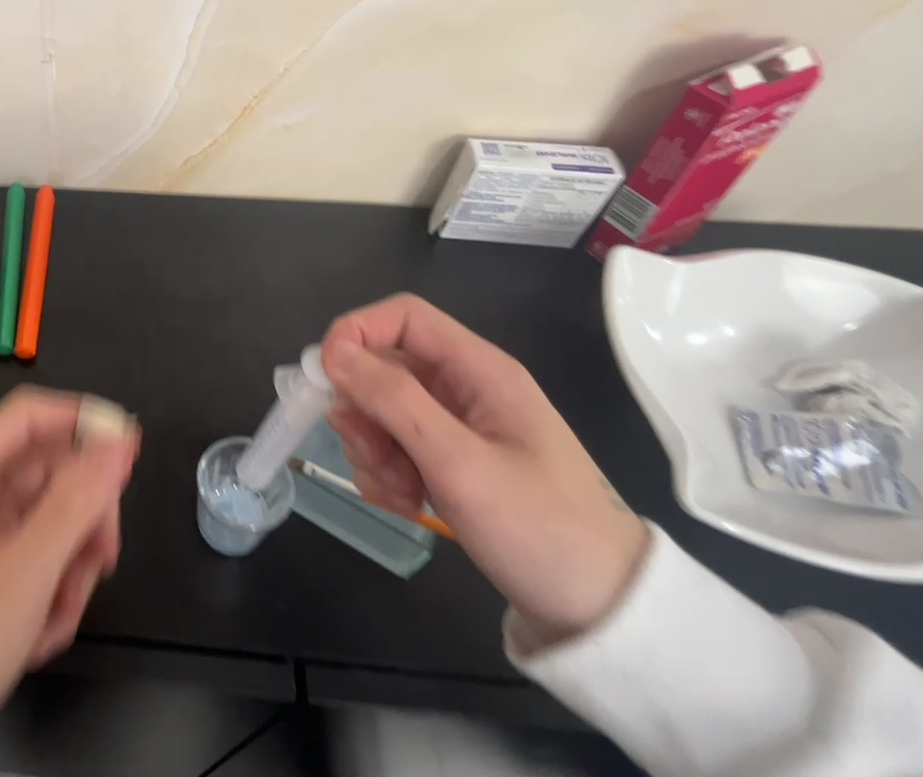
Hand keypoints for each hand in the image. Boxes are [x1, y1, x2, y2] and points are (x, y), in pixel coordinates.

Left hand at [0, 387, 139, 771]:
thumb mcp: (26, 572)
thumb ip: (78, 502)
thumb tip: (121, 439)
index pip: (30, 414)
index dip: (84, 421)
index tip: (130, 450)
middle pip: (52, 468)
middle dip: (82, 519)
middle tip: (101, 563)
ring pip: (56, 512)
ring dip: (71, 562)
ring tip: (58, 614)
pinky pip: (43, 546)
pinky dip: (55, 582)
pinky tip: (44, 625)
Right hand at [321, 294, 648, 644]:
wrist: (598, 607)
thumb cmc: (538, 527)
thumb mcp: (459, 462)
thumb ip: (394, 402)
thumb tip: (332, 353)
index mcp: (480, 371)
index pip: (402, 317)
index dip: (356, 334)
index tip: (324, 379)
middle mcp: (465, 389)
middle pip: (384, 368)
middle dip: (362, 410)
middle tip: (370, 456)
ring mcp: (456, 428)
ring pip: (381, 412)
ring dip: (372, 450)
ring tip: (399, 493)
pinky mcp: (448, 462)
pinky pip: (393, 448)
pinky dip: (385, 473)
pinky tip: (405, 503)